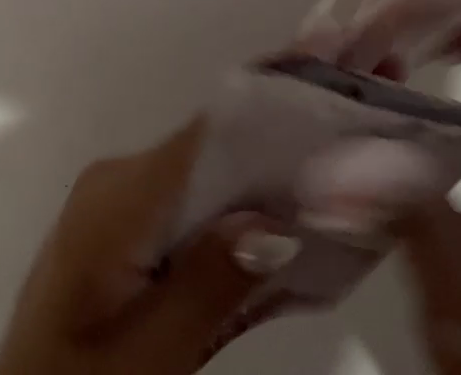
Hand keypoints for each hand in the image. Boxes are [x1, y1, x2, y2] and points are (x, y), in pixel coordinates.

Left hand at [0, 121, 302, 374]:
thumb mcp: (150, 349)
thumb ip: (211, 282)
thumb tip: (273, 218)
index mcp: (117, 195)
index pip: (206, 137)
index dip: (268, 118)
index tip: (328, 111)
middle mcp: (116, 179)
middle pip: (211, 153)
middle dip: (276, 159)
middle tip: (345, 162)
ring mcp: (116, 198)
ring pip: (205, 179)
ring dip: (259, 190)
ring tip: (328, 196)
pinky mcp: (123, 222)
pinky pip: (188, 203)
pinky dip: (231, 216)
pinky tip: (275, 234)